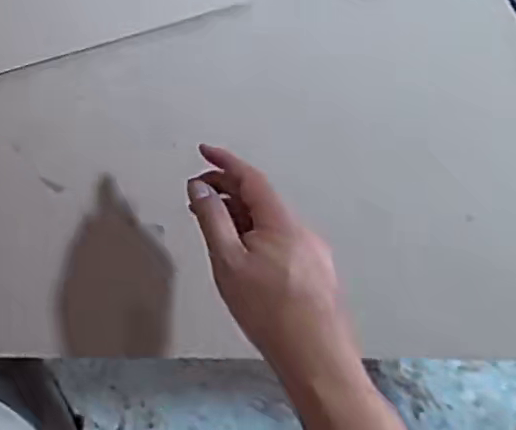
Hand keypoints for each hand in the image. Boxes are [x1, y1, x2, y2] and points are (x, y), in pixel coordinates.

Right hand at [188, 145, 394, 429]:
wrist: (319, 366)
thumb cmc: (270, 312)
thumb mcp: (227, 259)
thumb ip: (210, 216)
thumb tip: (199, 186)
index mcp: (284, 226)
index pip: (252, 179)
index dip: (225, 160)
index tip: (204, 149)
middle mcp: (304, 235)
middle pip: (260, 198)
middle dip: (226, 189)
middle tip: (197, 195)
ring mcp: (315, 256)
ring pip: (269, 220)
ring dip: (239, 214)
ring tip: (213, 227)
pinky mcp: (317, 275)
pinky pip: (280, 238)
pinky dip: (254, 232)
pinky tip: (239, 251)